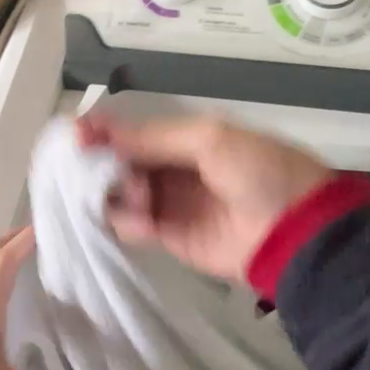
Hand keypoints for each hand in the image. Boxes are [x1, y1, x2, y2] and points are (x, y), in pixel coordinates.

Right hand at [77, 114, 332, 280]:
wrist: (294, 230)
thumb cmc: (258, 170)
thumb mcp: (208, 139)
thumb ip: (152, 137)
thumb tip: (98, 132)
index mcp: (189, 138)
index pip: (136, 131)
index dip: (105, 130)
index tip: (75, 133)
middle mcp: (176, 168)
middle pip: (124, 162)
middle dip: (103, 162)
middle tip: (87, 167)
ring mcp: (172, 204)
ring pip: (123, 193)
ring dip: (113, 191)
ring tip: (121, 193)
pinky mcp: (170, 238)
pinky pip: (134, 226)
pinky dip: (125, 219)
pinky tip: (132, 215)